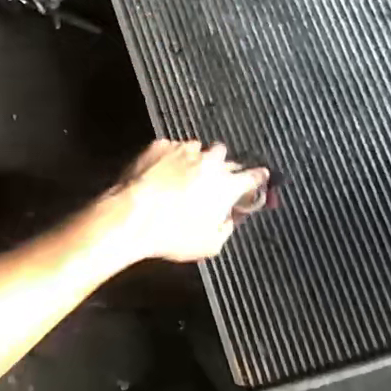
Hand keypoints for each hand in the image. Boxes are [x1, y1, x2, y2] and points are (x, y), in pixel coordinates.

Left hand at [95, 140, 270, 262]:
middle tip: (211, 182)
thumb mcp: (209, 245)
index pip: (254, 176)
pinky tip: (162, 172)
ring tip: (183, 176)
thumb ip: (227, 227)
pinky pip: (172, 147)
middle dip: (222, 167)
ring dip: (195, 160)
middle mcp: (210, 161)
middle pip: (225, 157)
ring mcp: (184, 150)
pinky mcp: (160, 145)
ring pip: (198, 149)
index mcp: (227, 185)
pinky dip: (171, 157)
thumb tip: (229, 218)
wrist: (131, 217)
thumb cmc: (172, 235)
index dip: (258, 177)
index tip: (260, 177)